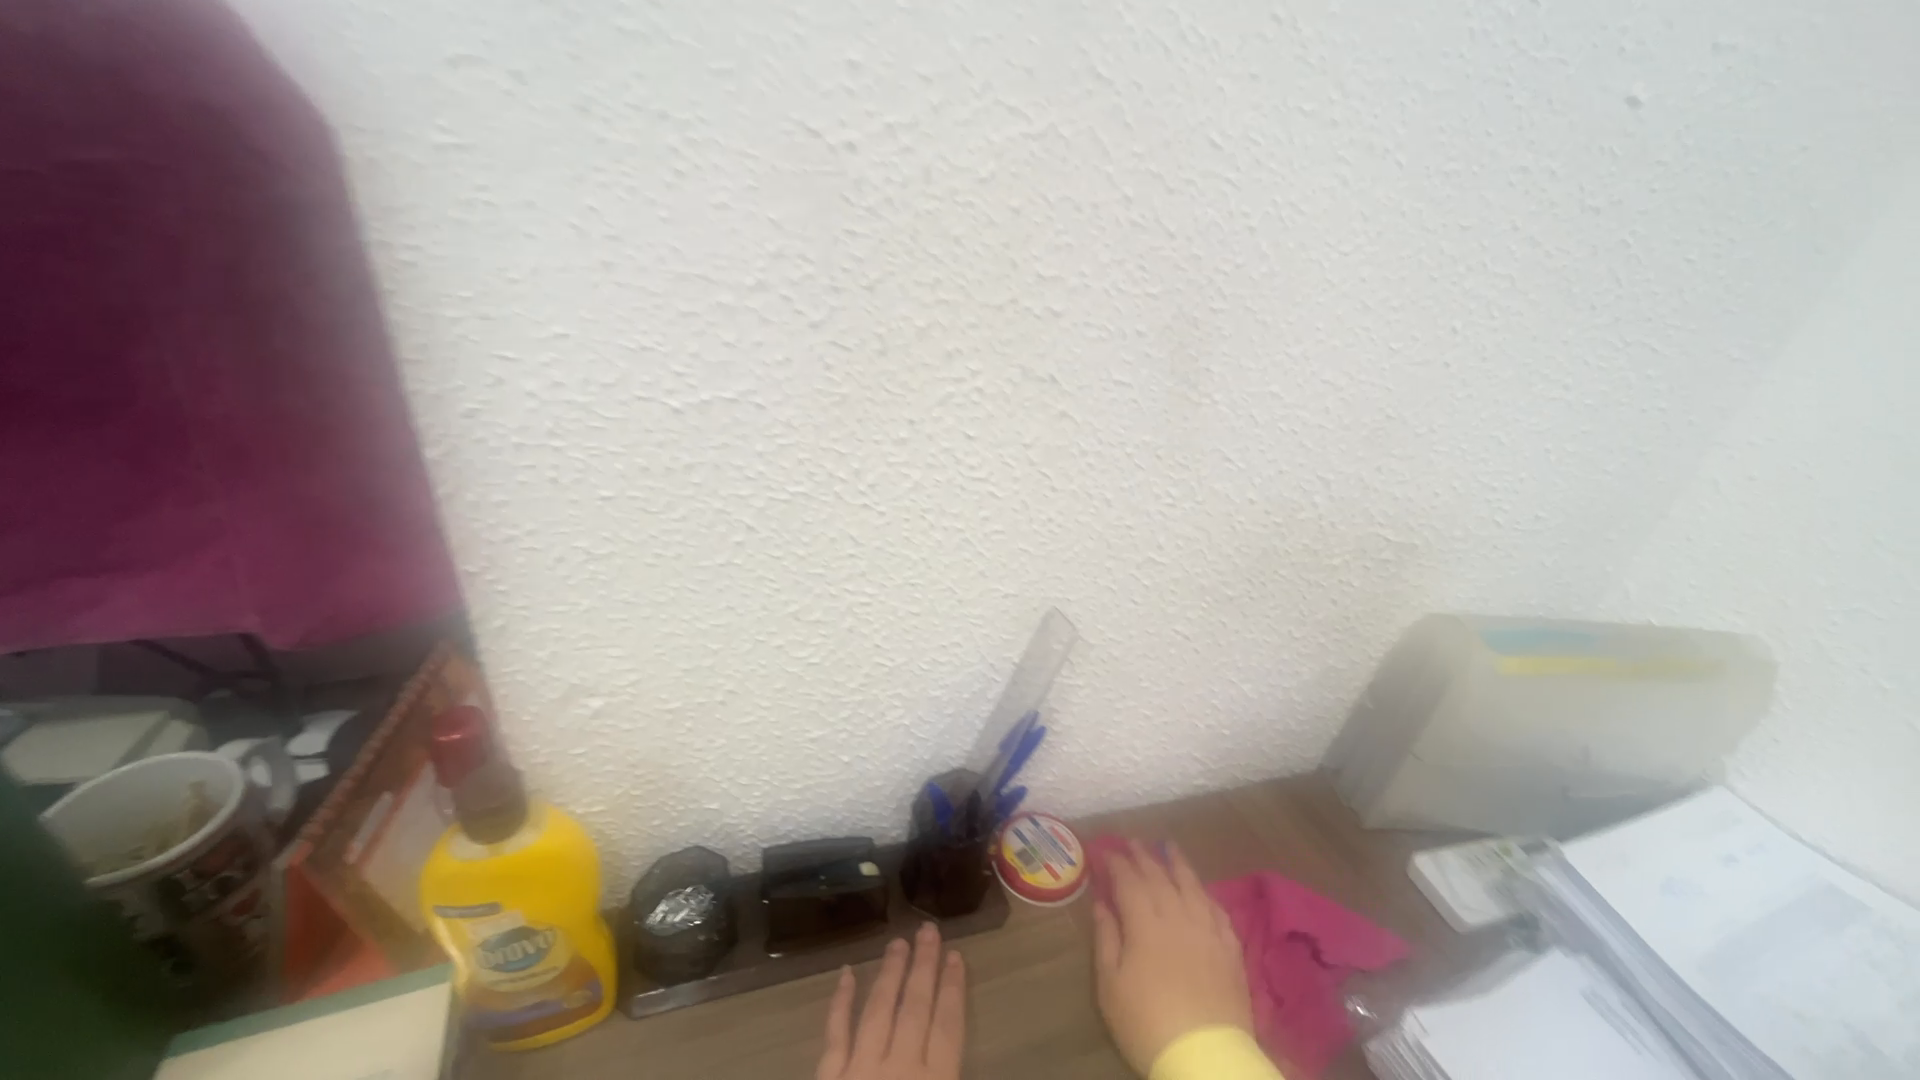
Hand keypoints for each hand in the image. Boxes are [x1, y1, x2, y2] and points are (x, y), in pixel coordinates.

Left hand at [818, 922, 965, 1079]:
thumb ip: (948, 1072)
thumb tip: (951, 1042)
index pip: (947, 1027)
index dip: (952, 988)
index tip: (954, 955)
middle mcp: (900, 1067)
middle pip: (915, 1009)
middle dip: (923, 966)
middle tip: (927, 930)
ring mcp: (860, 1068)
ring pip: (878, 1011)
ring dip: (889, 974)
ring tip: (897, 942)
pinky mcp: (830, 1077)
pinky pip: (836, 1034)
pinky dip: (840, 1003)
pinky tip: (846, 973)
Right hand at [1092, 840, 1252, 1077]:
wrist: (1205, 1058)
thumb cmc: (1146, 1023)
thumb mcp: (1110, 985)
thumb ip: (1106, 937)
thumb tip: (1102, 902)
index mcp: (1146, 923)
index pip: (1129, 881)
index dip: (1116, 863)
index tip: (1105, 850)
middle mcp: (1179, 917)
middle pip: (1160, 877)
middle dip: (1144, 856)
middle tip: (1133, 841)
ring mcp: (1208, 931)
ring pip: (1192, 886)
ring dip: (1178, 864)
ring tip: (1169, 847)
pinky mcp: (1230, 950)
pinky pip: (1217, 909)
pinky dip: (1204, 893)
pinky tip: (1199, 890)